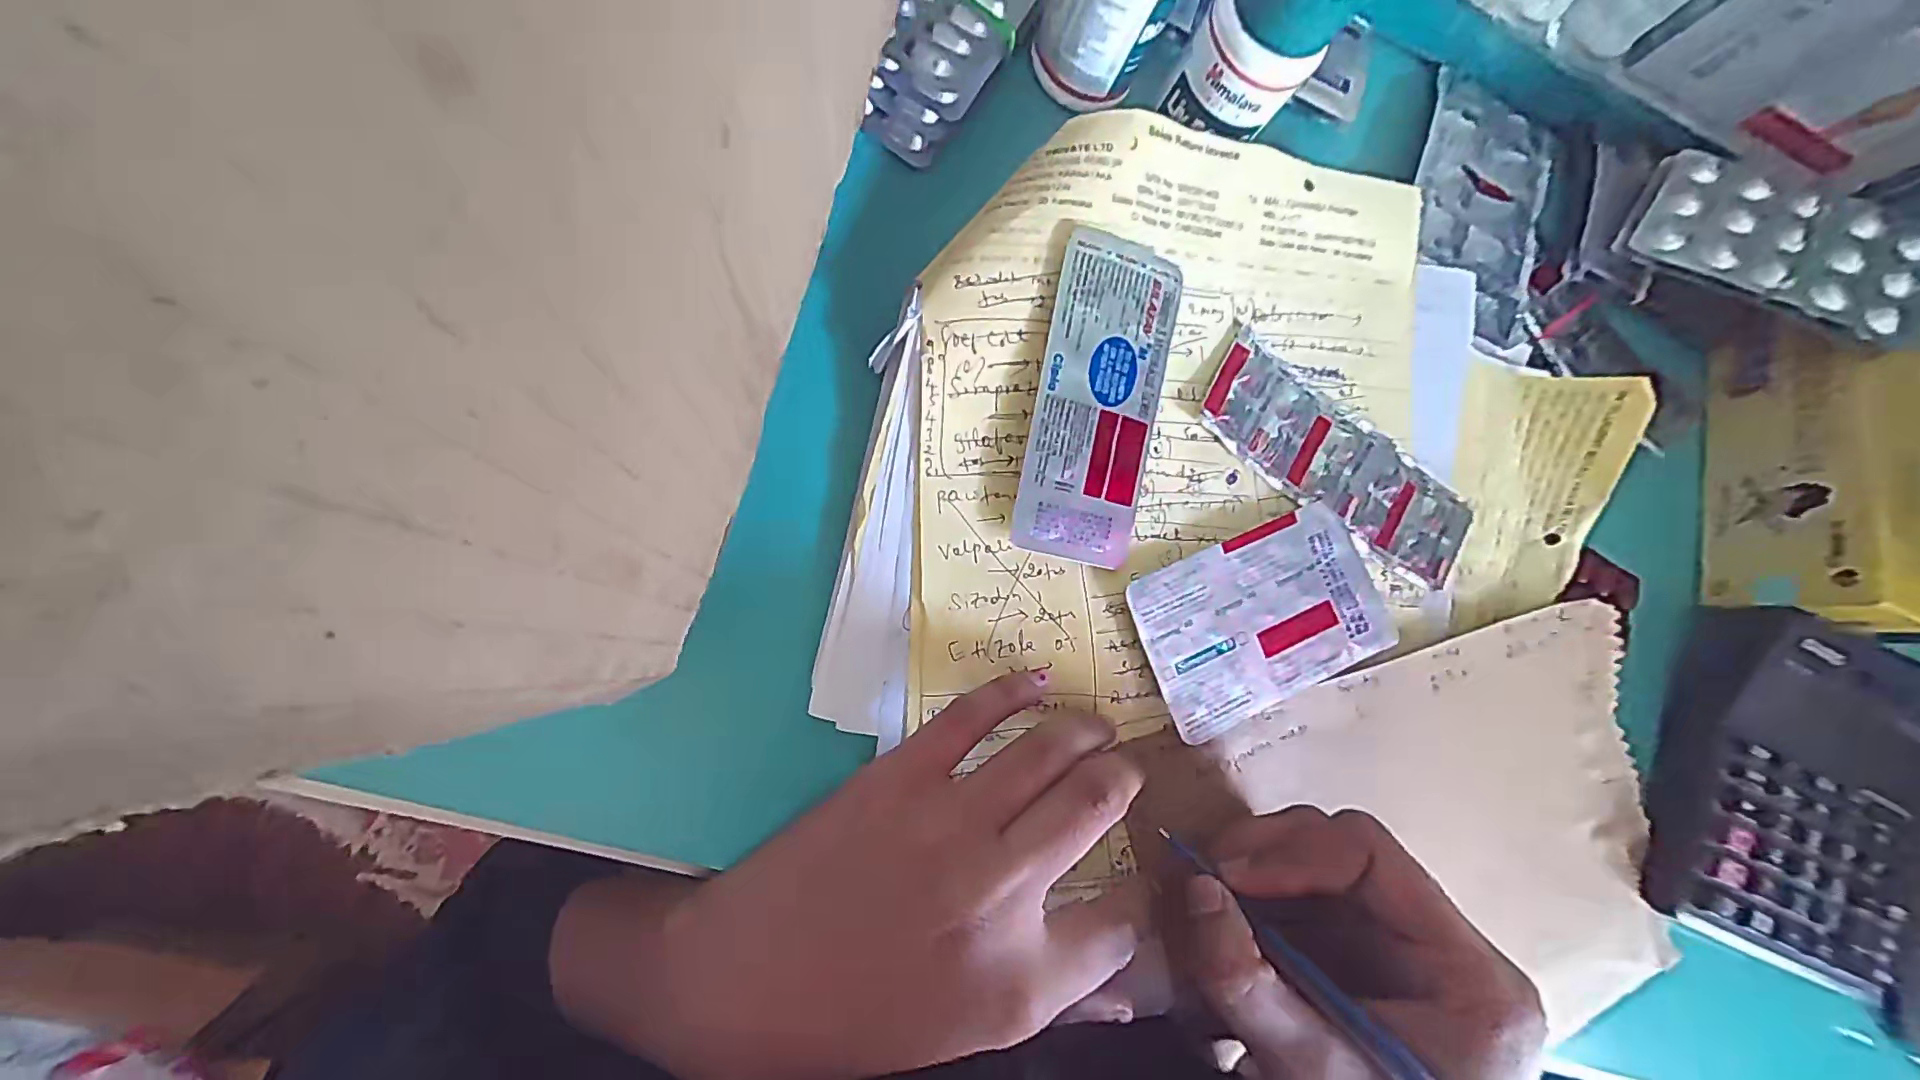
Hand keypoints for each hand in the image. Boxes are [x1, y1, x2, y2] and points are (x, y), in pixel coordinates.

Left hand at [552, 671, 1147, 1079]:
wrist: (747, 976)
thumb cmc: (858, 1016)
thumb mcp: (968, 1032)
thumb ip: (1057, 997)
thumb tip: (1128, 977)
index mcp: (1020, 978)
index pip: (1125, 923)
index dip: (1144, 889)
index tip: (1142, 867)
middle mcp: (1000, 890)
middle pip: (1095, 806)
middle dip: (1125, 780)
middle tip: (1125, 769)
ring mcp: (950, 821)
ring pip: (1048, 751)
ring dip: (1086, 729)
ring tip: (1100, 726)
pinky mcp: (902, 774)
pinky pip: (974, 716)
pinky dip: (1015, 690)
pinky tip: (1040, 682)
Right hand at [1176, 808, 1543, 1079]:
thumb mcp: (1314, 1074)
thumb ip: (1252, 986)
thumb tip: (1197, 888)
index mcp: (1469, 973)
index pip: (1369, 854)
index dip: (1292, 852)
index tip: (1228, 875)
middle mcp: (1436, 944)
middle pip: (1338, 847)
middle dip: (1263, 854)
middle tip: (1207, 876)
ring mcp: (1395, 946)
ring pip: (1312, 863)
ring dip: (1251, 872)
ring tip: (1209, 896)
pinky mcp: (1357, 956)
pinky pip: (1297, 898)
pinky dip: (1253, 899)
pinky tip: (1225, 920)